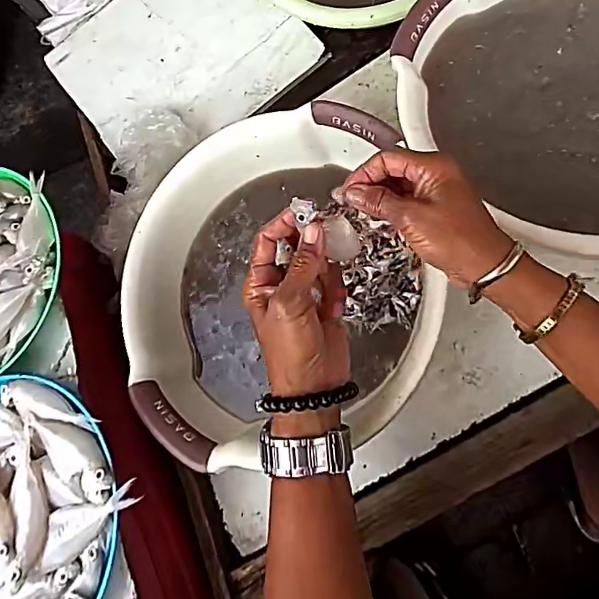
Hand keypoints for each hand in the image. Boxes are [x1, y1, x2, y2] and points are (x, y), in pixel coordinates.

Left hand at [243, 210, 350, 396]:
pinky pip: (334, 281)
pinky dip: (337, 289)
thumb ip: (304, 266)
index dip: (284, 224)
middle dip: (311, 242)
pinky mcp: (325, 304)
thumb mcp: (291, 304)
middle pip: (296, 247)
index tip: (303, 212)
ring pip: (318, 262)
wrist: (315, 387)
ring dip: (327, 269)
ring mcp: (304, 293)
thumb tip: (312, 234)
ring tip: (329, 286)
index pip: (268, 241)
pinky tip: (334, 306)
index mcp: (260, 283)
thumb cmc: (289, 355)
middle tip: (327, 231)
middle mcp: (280, 285)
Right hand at [336, 149, 514, 284]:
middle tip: (353, 199)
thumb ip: (378, 201)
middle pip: (392, 168)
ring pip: (397, 184)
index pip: (388, 158)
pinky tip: (381, 216)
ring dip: (379, 195)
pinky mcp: (435, 205)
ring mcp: (437, 190)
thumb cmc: (463, 242)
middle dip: (370, 184)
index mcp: (434, 167)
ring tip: (364, 209)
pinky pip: (406, 197)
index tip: (350, 189)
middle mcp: (437, 174)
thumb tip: (356, 193)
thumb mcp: (410, 218)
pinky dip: (390, 205)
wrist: (486, 266)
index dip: (364, 173)